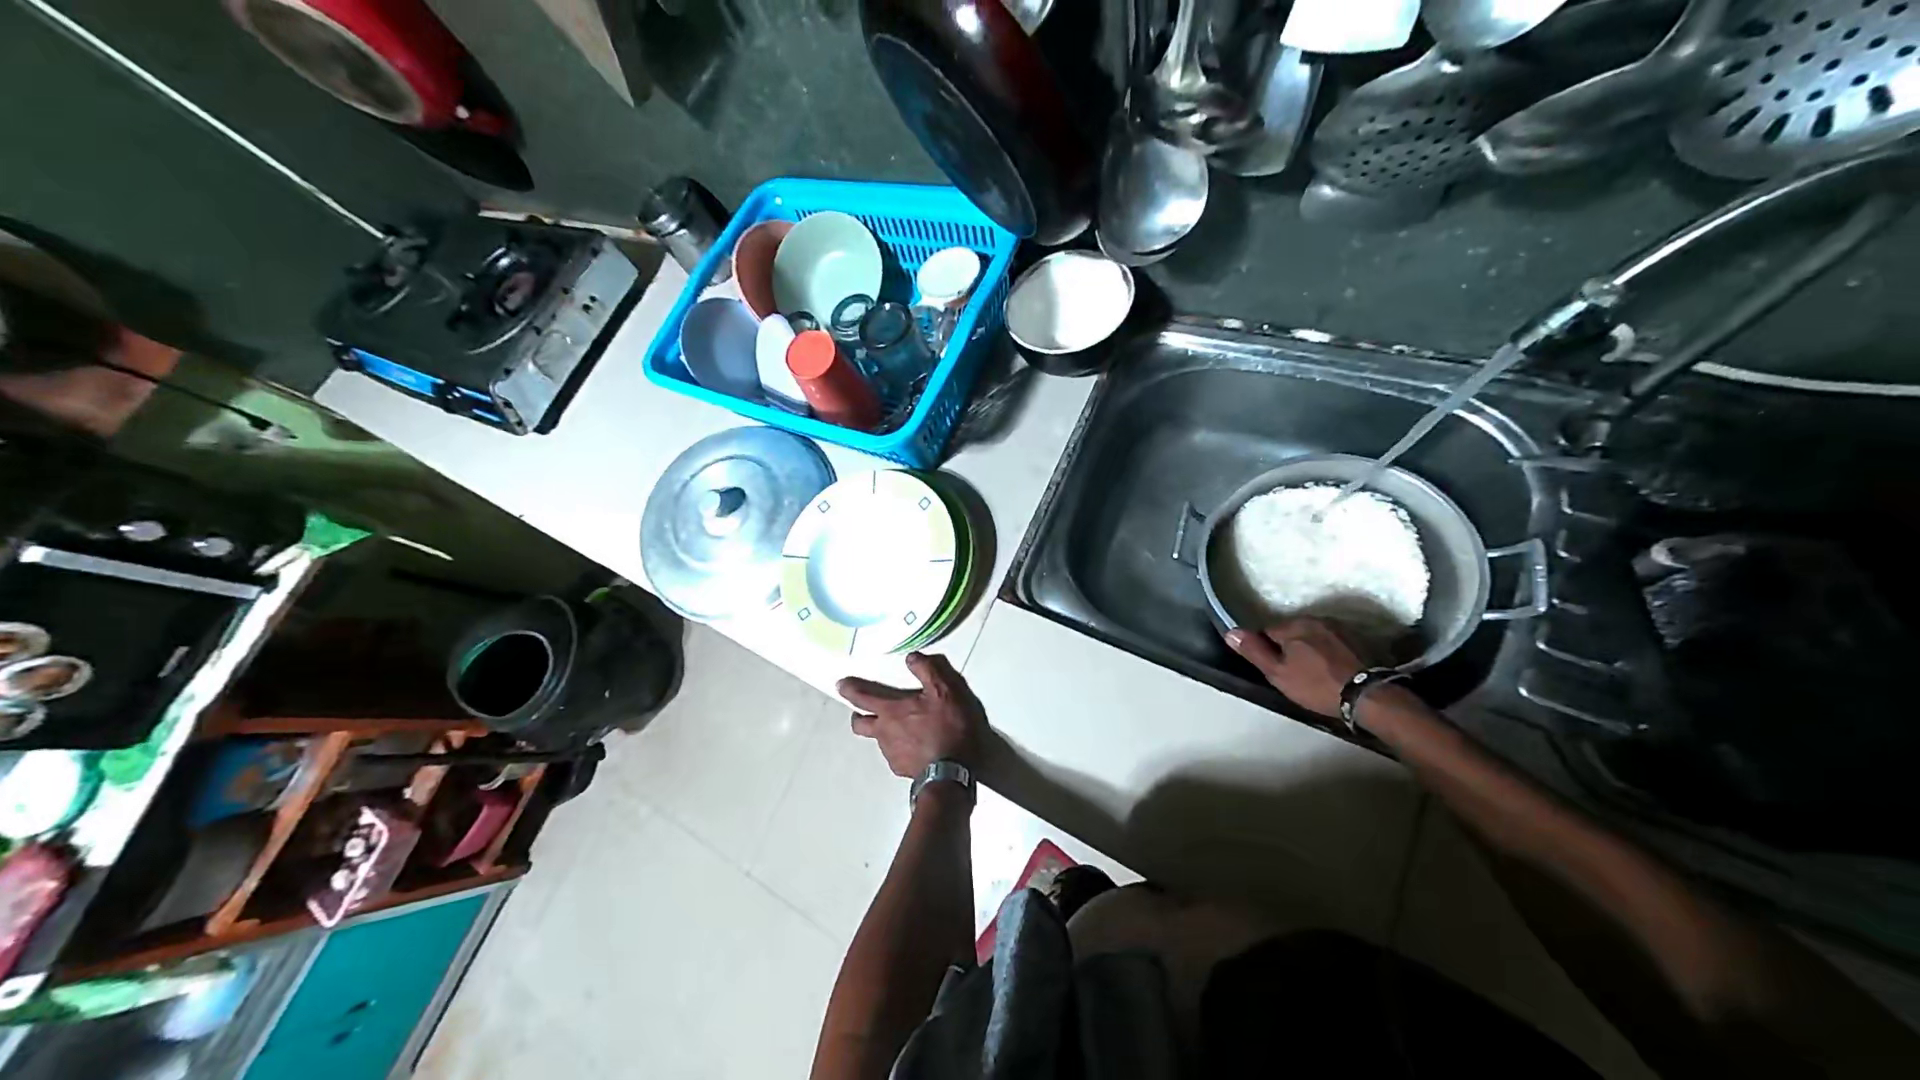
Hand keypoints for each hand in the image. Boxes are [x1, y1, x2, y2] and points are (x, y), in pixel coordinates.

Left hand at [838, 652, 986, 778]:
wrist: (952, 772)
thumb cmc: (947, 727)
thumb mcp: (944, 691)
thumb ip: (927, 670)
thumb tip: (912, 657)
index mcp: (890, 711)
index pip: (861, 697)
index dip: (849, 689)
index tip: (840, 684)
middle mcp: (884, 733)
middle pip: (859, 724)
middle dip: (858, 715)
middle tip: (863, 710)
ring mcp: (891, 754)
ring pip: (878, 739)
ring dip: (883, 732)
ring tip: (900, 728)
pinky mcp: (901, 770)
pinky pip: (894, 755)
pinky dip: (900, 748)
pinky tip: (915, 747)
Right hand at [1223, 618, 1364, 717]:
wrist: (1367, 696)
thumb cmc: (1316, 685)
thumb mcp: (1278, 673)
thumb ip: (1254, 651)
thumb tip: (1231, 631)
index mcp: (1293, 625)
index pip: (1266, 631)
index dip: (1267, 651)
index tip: (1276, 669)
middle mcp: (1315, 619)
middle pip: (1290, 631)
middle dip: (1288, 647)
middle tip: (1294, 673)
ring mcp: (1338, 627)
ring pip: (1311, 636)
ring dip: (1308, 648)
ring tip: (1313, 672)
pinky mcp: (1355, 639)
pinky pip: (1330, 641)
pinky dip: (1326, 651)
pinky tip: (1330, 669)